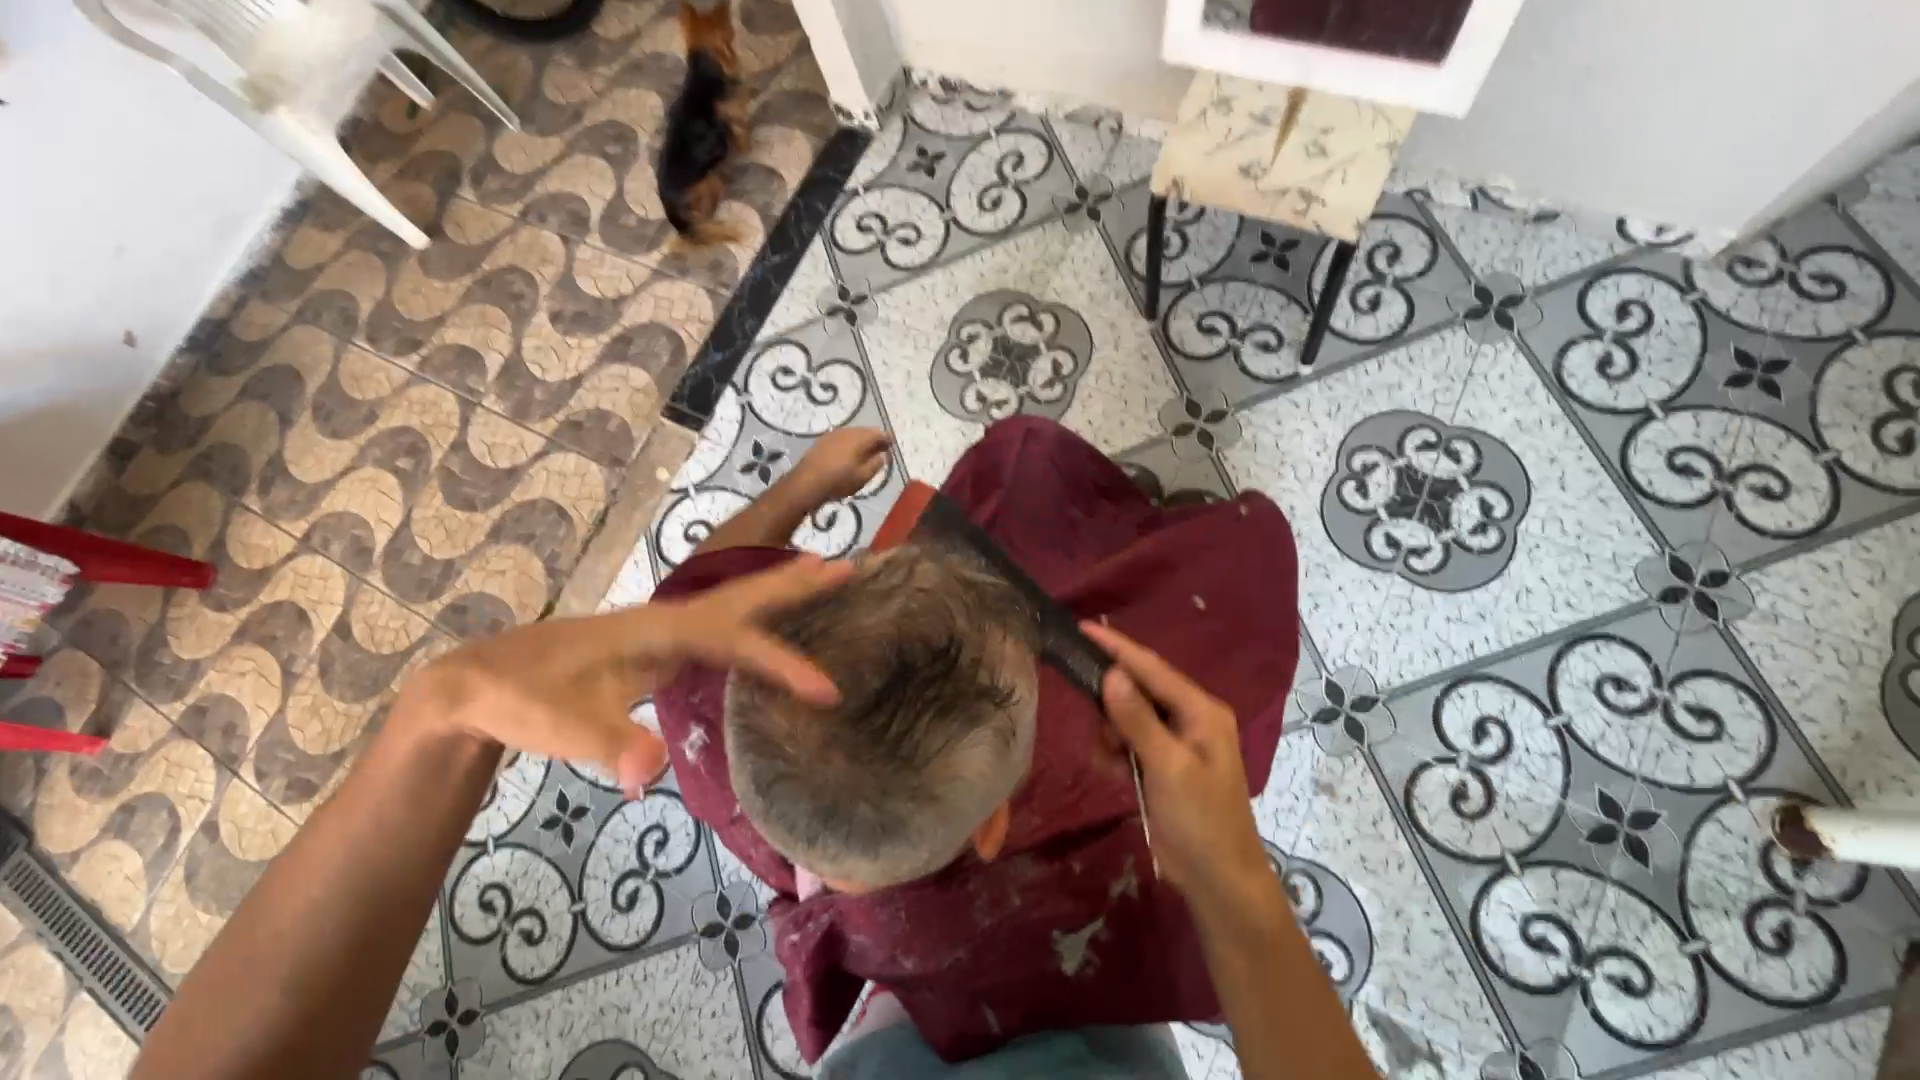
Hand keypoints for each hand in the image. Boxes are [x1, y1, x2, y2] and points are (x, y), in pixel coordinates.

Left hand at [410, 557, 852, 795]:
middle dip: (793, 584)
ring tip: (823, 573)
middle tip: (848, 567)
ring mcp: (660, 632)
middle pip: (741, 597)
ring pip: (731, 604)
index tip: (825, 690)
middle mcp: (665, 622)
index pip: (734, 640)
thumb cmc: (520, 700)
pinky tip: (762, 628)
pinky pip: (719, 625)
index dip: (781, 663)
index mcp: (656, 632)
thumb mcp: (559, 726)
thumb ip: (607, 742)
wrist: (479, 681)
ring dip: (777, 590)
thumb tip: (651, 771)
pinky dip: (752, 617)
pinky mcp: (655, 649)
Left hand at [792, 427, 889, 501]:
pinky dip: (849, 442)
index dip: (887, 439)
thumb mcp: (863, 477)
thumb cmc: (839, 480)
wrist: (808, 481)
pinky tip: (848, 452)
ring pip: (853, 433)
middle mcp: (848, 431)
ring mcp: (833, 434)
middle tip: (880, 448)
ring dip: (861, 440)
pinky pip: (841, 437)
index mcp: (860, 438)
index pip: (879, 433)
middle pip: (866, 431)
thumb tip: (882, 456)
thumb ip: (876, 464)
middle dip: (874, 438)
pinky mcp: (823, 440)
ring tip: (865, 451)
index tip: (892, 444)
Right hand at [1083, 622, 1273, 907]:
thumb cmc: (1201, 820)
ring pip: (1127, 718)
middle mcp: (1189, 719)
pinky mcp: (1162, 766)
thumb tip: (1112, 674)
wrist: (1218, 879)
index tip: (1082, 628)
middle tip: (1096, 730)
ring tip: (1110, 763)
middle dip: (1111, 706)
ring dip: (1111, 735)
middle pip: (1137, 691)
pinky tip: (1115, 775)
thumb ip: (1138, 719)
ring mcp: (1175, 743)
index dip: (1117, 648)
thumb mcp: (1168, 767)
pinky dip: (1116, 754)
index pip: (1152, 668)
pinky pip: (1128, 743)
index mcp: (1201, 711)